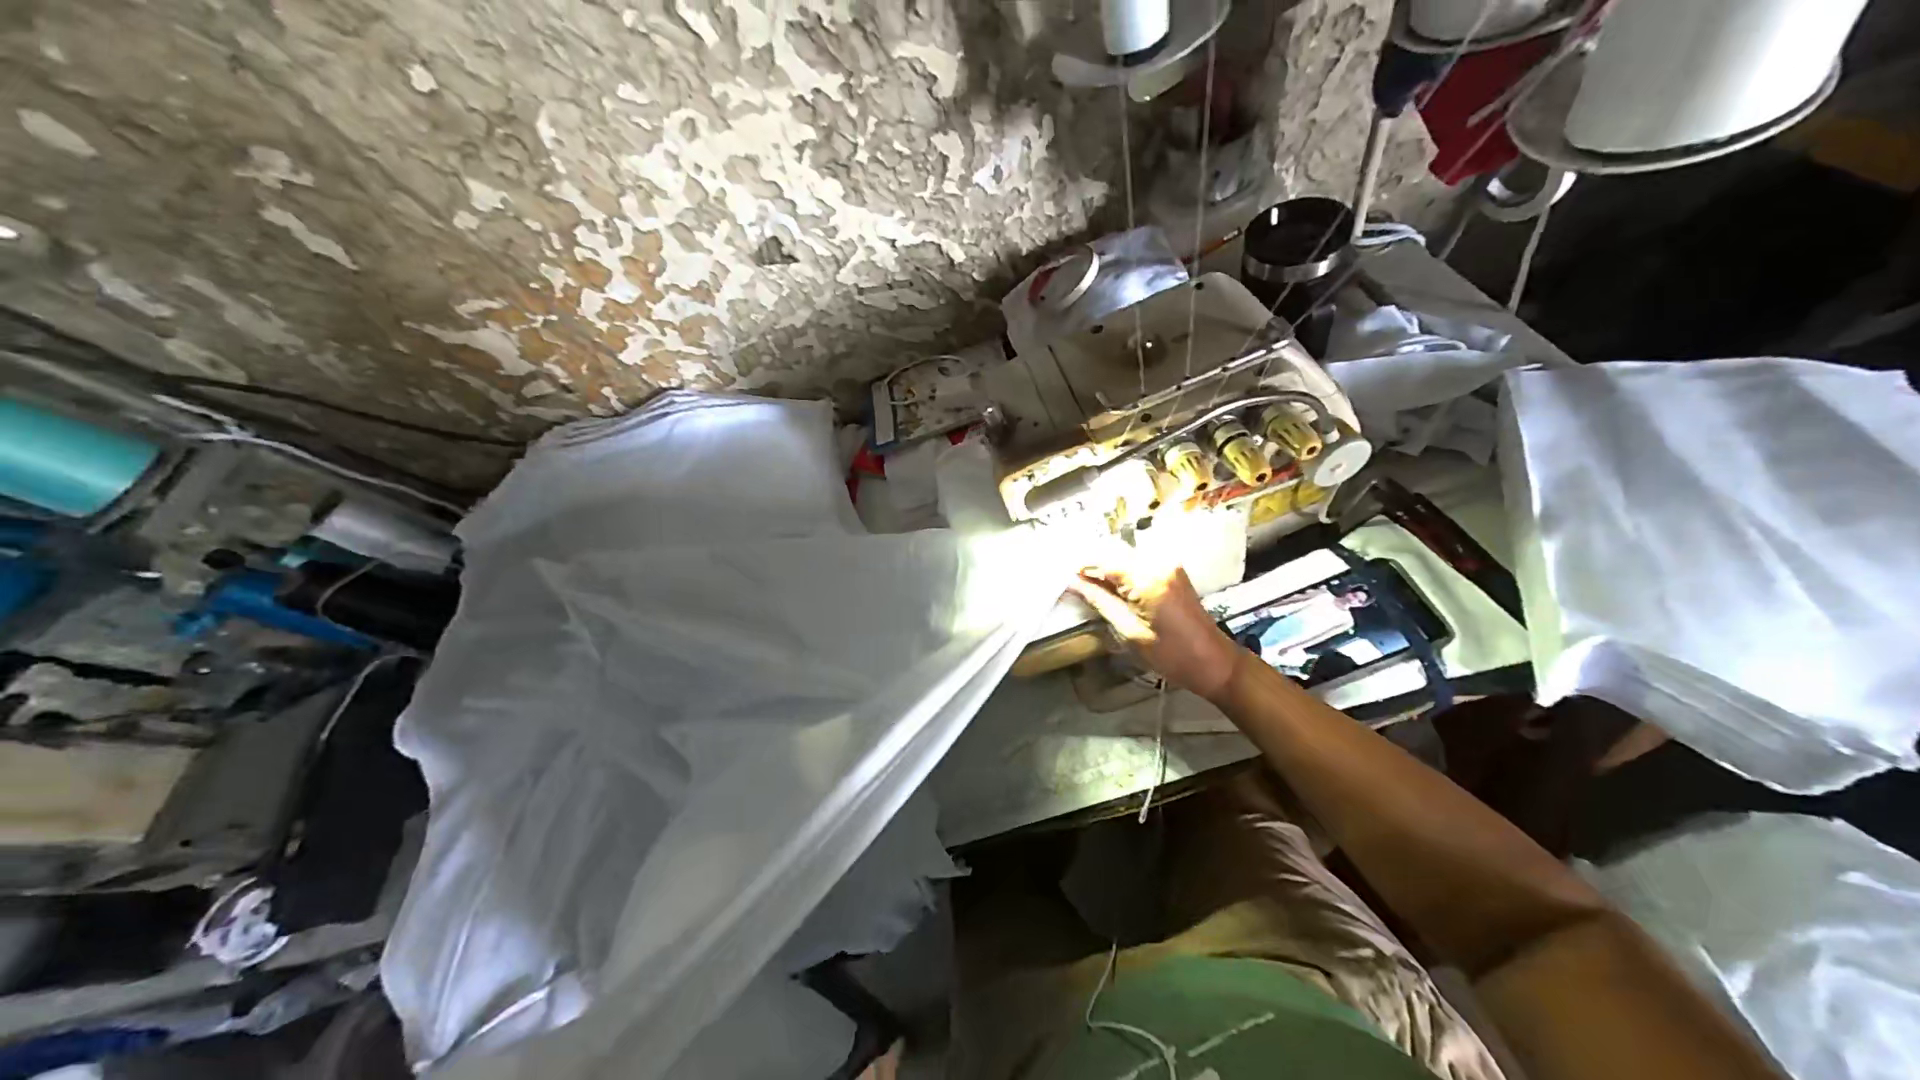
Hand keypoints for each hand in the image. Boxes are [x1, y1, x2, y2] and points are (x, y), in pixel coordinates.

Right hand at [1068, 557, 1243, 700]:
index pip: (1104, 560)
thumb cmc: (1172, 655)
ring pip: (1125, 557)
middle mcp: (1159, 563)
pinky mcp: (1172, 572)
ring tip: (1087, 587)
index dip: (1081, 567)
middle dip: (1091, 566)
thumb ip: (1100, 601)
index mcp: (1148, 578)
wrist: (1216, 663)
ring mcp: (1168, 565)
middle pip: (1114, 553)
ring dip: (1105, 569)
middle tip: (1071, 583)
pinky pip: (1139, 564)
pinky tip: (1110, 588)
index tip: (1061, 576)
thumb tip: (1073, 583)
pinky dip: (1121, 573)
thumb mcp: (1130, 632)